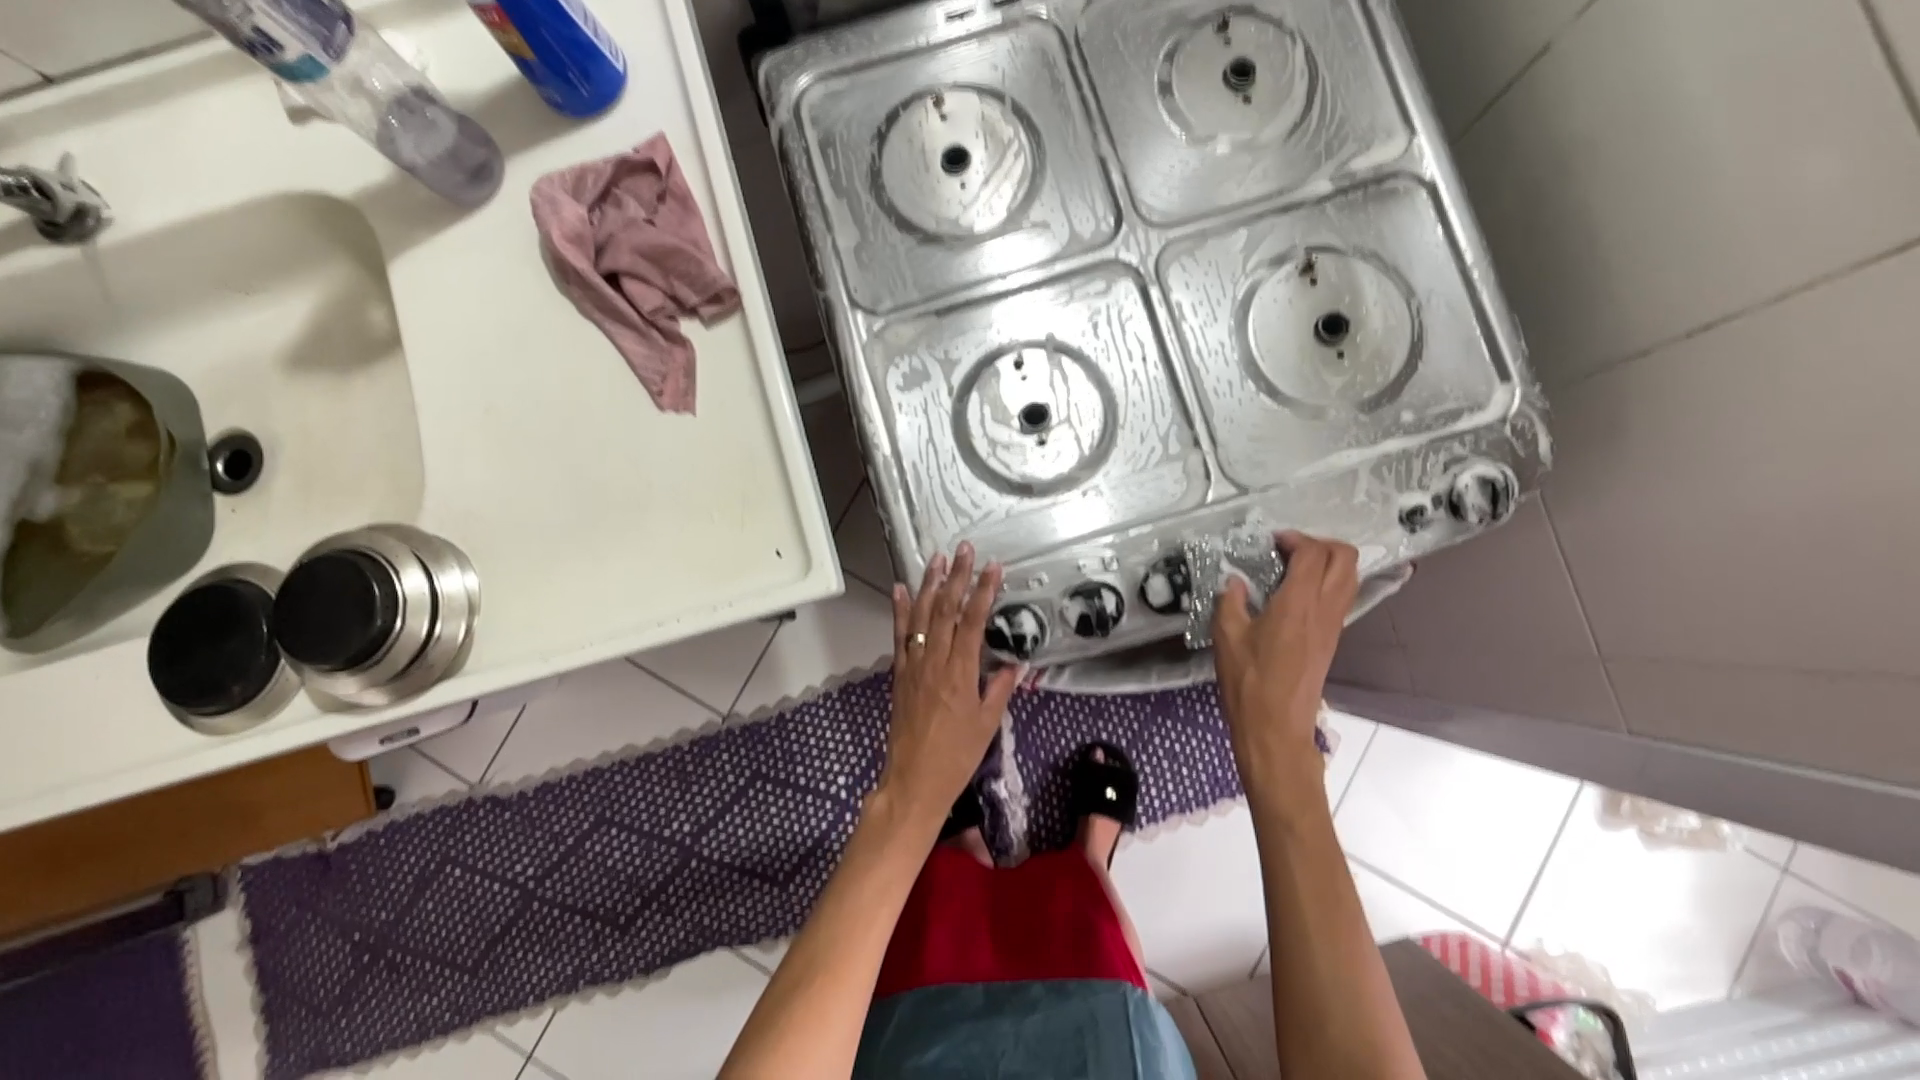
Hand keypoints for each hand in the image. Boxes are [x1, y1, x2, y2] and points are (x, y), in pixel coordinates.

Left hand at [879, 543, 1021, 829]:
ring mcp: (912, 665)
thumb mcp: (988, 725)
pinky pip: (899, 635)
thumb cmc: (956, 756)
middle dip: (955, 576)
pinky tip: (901, 589)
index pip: (972, 621)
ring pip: (920, 616)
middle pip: (944, 609)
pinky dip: (900, 610)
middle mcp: (934, 662)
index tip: (993, 567)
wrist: (913, 780)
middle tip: (963, 548)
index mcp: (960, 673)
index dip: (983, 591)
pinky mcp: (899, 674)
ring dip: (928, 584)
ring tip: (936, 558)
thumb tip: (1014, 663)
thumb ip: (999, 688)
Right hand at [1212, 531, 1358, 795]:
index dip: (1295, 538)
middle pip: (1345, 557)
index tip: (1272, 541)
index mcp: (1298, 603)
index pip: (1313, 553)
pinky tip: (1295, 594)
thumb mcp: (1226, 636)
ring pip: (1349, 576)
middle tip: (1289, 549)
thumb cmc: (1248, 682)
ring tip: (1294, 568)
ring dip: (1328, 562)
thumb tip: (1234, 582)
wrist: (1275, 726)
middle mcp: (1324, 608)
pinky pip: (1341, 596)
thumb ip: (1230, 601)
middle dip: (1321, 543)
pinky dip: (1326, 582)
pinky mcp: (1332, 639)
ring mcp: (1333, 624)